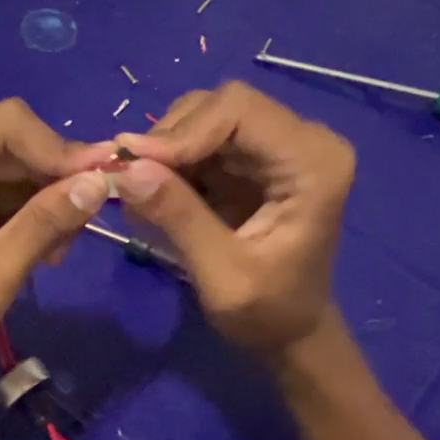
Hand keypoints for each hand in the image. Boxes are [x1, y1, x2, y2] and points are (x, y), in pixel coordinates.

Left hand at [0, 99, 114, 392]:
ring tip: (61, 247)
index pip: (5, 125)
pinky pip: (13, 186)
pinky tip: (49, 248)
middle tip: (86, 218)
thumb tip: (99, 183)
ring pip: (21, 162)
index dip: (56, 148)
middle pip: (15, 139)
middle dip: (56, 176)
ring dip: (51, 198)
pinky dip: (38, 211)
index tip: (97, 181)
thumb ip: (43, 225)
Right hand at [108, 81, 354, 354]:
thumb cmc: (267, 313)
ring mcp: (276, 148)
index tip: (133, 165)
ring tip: (136, 190)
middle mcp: (301, 141)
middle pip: (220, 106)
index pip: (239, 110)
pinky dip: (170, 164)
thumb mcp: (221, 275)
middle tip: (127, 178)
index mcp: (312, 163)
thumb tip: (126, 171)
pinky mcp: (252, 162)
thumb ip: (179, 219)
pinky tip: (150, 195)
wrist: (291, 334)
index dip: (181, 131)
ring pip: (205, 118)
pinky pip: (202, 142)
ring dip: (164, 150)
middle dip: (168, 139)